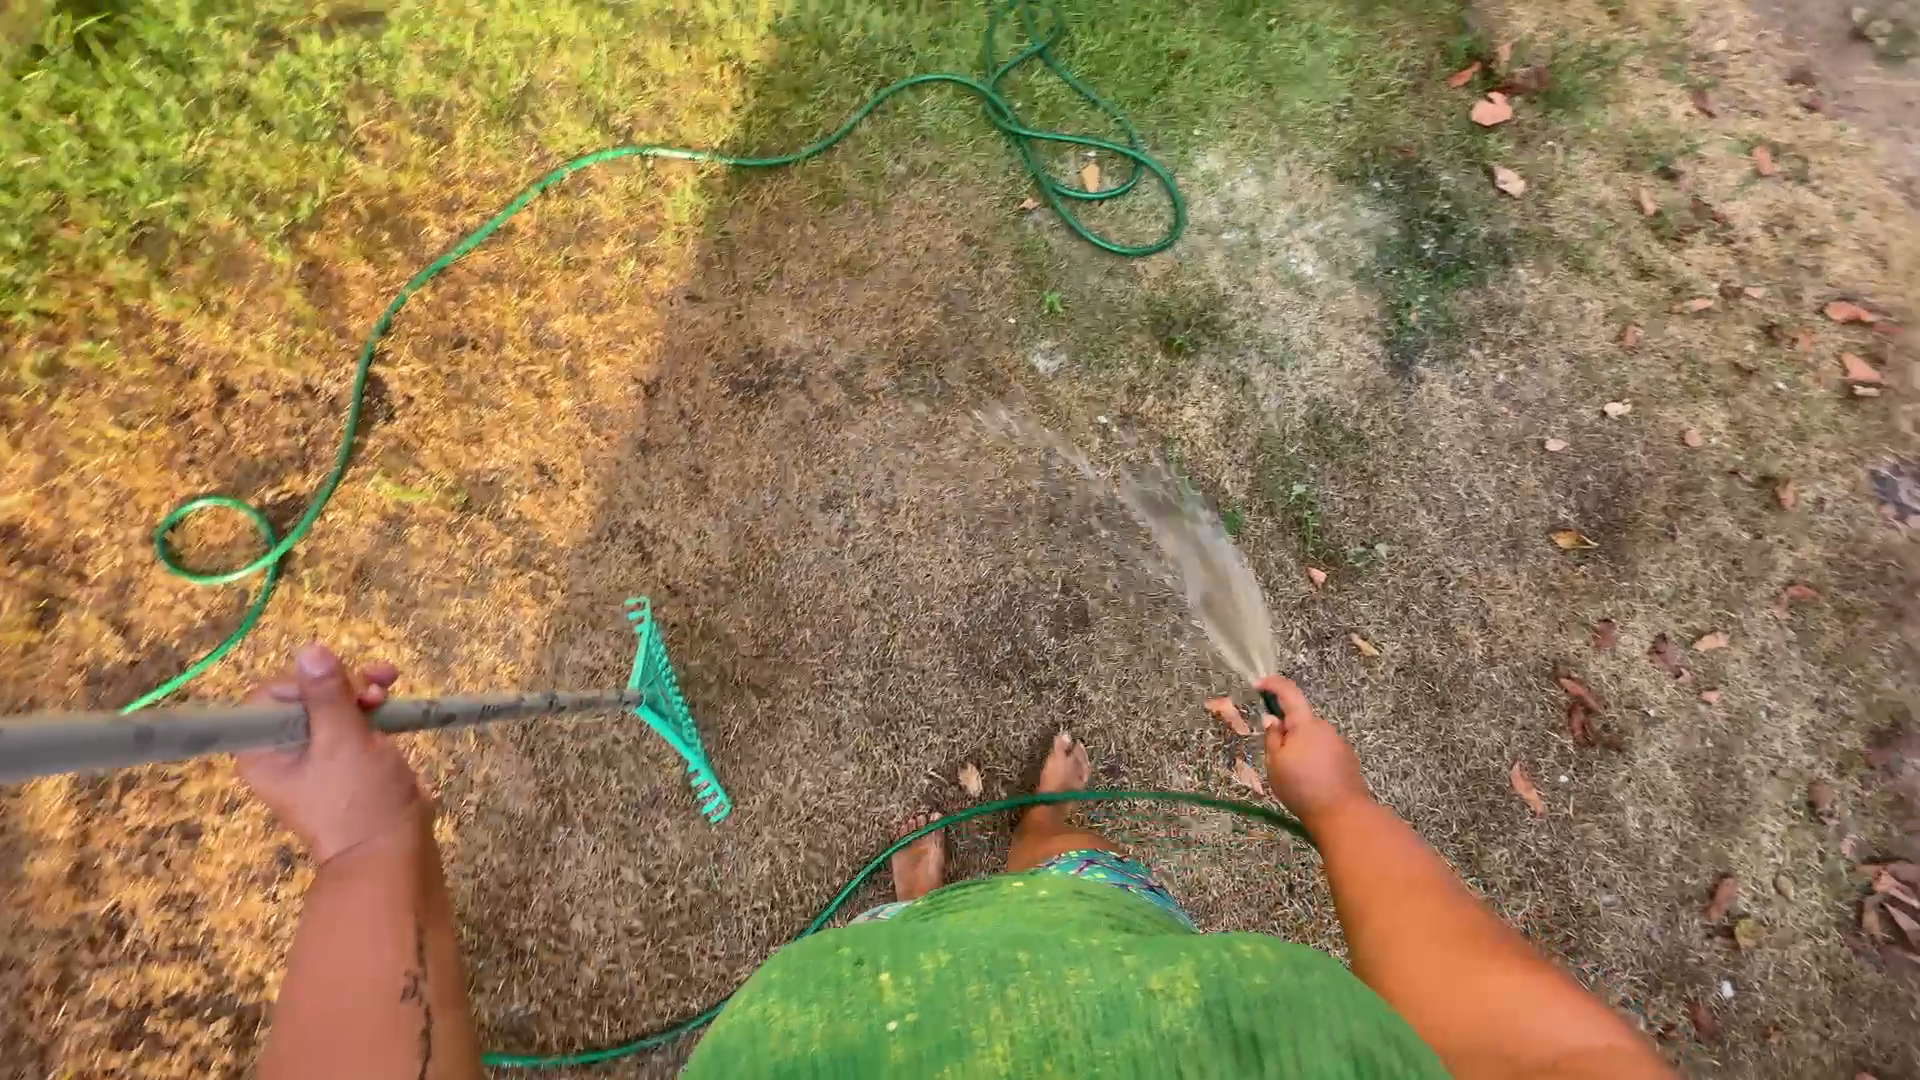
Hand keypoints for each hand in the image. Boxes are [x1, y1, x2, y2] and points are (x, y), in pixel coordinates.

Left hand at [237, 644, 424, 864]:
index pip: (271, 694)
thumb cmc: (358, 795)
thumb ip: (327, 695)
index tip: (342, 690)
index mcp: (263, 749)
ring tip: (389, 687)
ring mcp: (320, 750)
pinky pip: (355, 716)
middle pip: (306, 693)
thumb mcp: (343, 741)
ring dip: (363, 688)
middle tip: (374, 691)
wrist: (392, 842)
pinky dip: (374, 703)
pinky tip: (392, 698)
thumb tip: (310, 648)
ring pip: (335, 701)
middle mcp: (285, 747)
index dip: (307, 682)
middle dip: (343, 683)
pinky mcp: (350, 752)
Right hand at [1256, 675, 1372, 827]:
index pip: (1289, 692)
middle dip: (1285, 727)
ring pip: (1312, 736)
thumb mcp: (1275, 763)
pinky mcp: (1347, 760)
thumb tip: (1273, 719)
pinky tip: (1308, 778)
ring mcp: (1339, 744)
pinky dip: (1312, 756)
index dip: (1272, 684)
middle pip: (1301, 718)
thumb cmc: (1302, 787)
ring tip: (1291, 771)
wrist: (1343, 815)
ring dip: (1299, 744)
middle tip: (1272, 750)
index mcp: (1305, 724)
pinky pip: (1323, 749)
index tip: (1257, 685)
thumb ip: (1272, 737)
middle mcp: (1325, 728)